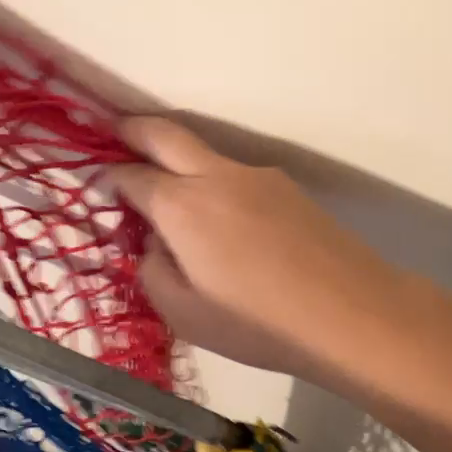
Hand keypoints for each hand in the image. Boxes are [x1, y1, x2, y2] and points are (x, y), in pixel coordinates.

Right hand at [109, 116, 411, 377]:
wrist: (350, 312)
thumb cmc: (258, 323)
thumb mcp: (184, 314)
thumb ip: (153, 270)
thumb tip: (155, 242)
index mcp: (182, 206)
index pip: (132, 176)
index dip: (110, 177)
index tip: (101, 184)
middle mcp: (216, 176)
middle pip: (166, 133)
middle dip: (133, 128)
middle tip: (113, 130)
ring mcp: (257, 176)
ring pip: (205, 154)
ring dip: (180, 161)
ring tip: (175, 196)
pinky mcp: (288, 187)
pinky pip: (237, 177)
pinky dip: (216, 185)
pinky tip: (227, 225)